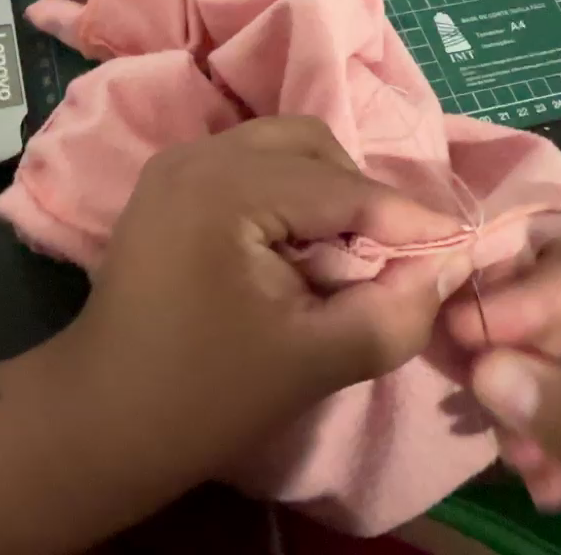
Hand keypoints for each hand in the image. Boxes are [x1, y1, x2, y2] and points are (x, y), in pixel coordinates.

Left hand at [46, 116, 473, 488]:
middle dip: (359, 195)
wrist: (102, 415)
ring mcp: (177, 162)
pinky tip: (296, 245)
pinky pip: (249, 163)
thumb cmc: (204, 394)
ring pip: (280, 147)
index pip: (341, 187)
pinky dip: (287, 193)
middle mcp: (198, 154)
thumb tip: (442, 266)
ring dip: (324, 190)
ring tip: (341, 254)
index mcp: (226, 188)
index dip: (407, 218)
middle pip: (309, 145)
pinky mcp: (170, 182)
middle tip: (386, 257)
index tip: (459, 245)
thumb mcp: (314, 361)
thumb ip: (391, 312)